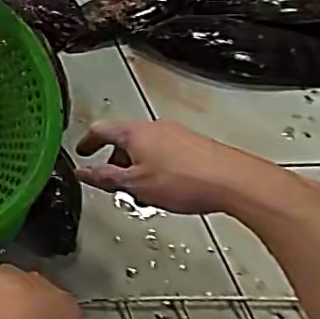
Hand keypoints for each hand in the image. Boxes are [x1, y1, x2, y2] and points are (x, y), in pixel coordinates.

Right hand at [74, 118, 319, 219]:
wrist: (236, 183)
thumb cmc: (186, 181)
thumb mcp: (134, 185)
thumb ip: (104, 178)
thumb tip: (83, 173)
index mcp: (134, 132)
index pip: (100, 130)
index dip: (87, 142)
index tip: (82, 151)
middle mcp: (155, 127)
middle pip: (124, 139)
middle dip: (116, 160)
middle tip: (114, 180)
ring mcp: (178, 134)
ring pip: (147, 147)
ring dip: (138, 165)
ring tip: (144, 191)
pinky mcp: (196, 146)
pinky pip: (167, 152)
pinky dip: (158, 166)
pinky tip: (168, 188)